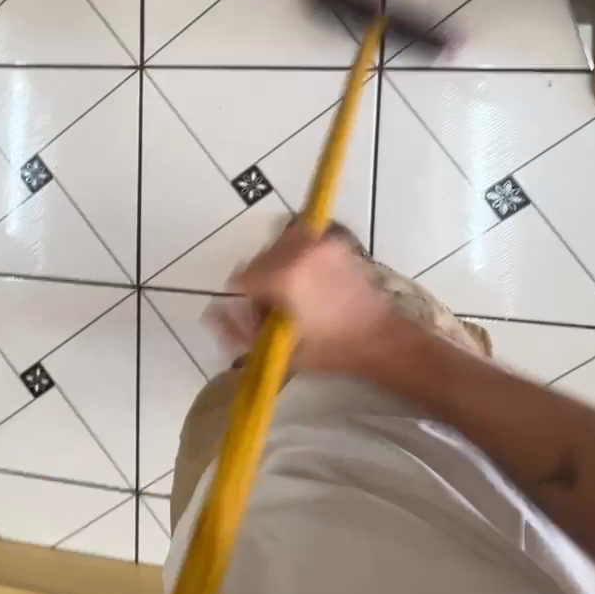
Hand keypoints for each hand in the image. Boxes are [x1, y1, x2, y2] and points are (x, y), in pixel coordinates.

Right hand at [208, 225, 422, 377]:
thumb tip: (211, 314)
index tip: (256, 317)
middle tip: (273, 309)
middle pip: (259, 260)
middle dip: (260, 282)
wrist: (383, 339)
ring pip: (279, 248)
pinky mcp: (336, 243)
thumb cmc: (333, 350)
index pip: (242, 279)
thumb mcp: (282, 348)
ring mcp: (320, 243)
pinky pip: (302, 243)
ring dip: (277, 268)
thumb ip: (240, 331)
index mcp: (284, 276)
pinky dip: (297, 258)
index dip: (244, 300)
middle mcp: (299, 251)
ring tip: (292, 295)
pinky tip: (309, 284)